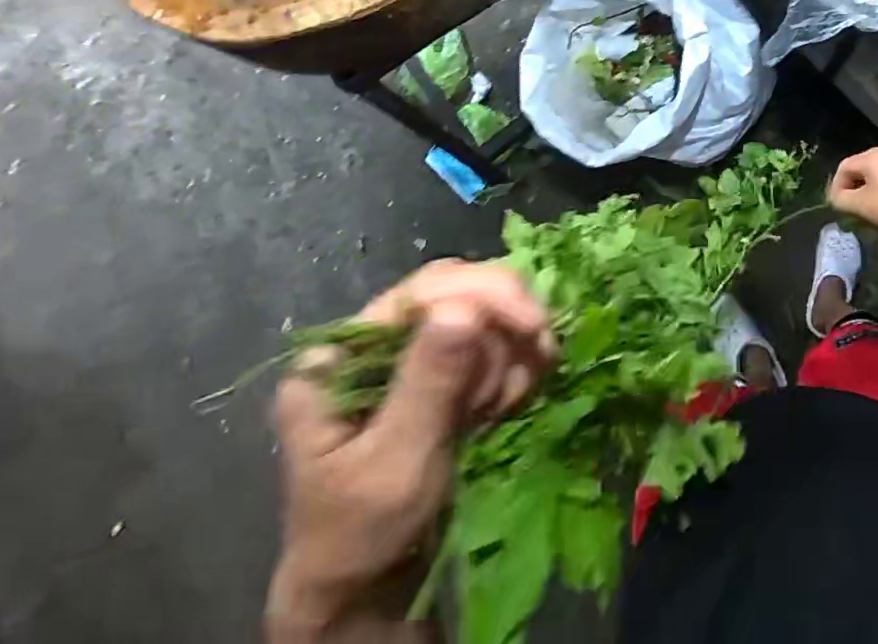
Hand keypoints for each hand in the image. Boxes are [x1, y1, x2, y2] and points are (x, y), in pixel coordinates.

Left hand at [266, 260, 553, 642]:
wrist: (372, 587)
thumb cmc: (364, 531)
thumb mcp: (394, 462)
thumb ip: (426, 383)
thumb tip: (462, 307)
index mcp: (342, 353)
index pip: (424, 290)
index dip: (485, 293)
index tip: (534, 326)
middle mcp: (377, 341)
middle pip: (461, 292)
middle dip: (502, 328)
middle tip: (533, 365)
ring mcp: (412, 356)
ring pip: (485, 317)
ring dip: (510, 354)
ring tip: (502, 406)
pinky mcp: (444, 374)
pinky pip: (494, 346)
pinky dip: (513, 368)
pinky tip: (506, 404)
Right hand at [828, 148, 877, 242]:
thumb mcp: (862, 206)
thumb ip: (841, 199)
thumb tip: (837, 197)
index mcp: (871, 156)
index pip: (843, 167)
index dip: (835, 187)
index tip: (838, 207)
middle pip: (860, 169)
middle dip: (852, 189)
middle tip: (852, 210)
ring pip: (876, 176)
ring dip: (868, 192)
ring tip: (870, 212)